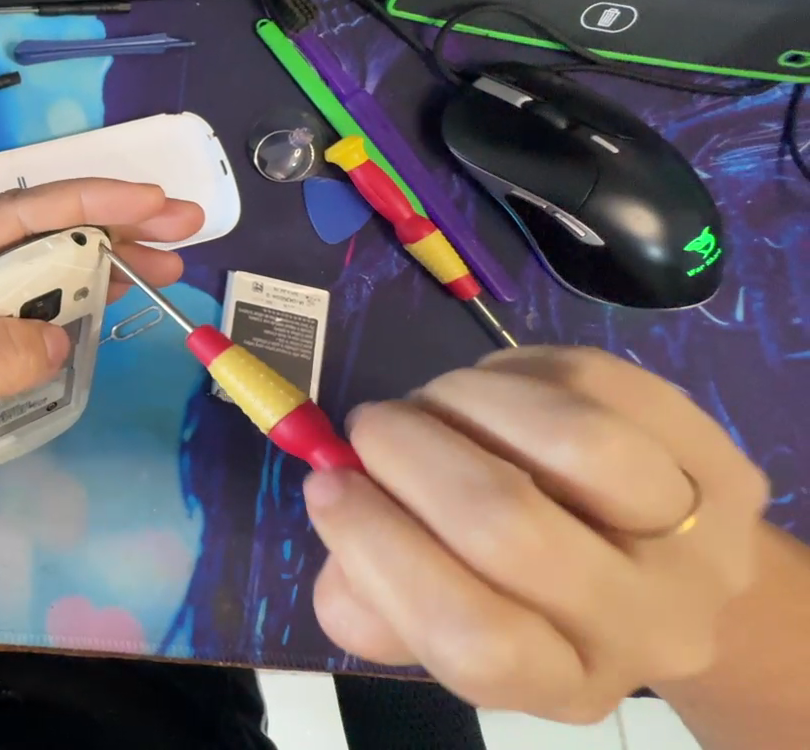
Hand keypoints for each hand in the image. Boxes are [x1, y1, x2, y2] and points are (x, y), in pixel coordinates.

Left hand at [0, 180, 203, 515]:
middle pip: (32, 234)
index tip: (153, 202)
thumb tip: (59, 334)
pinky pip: (21, 305)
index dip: (88, 202)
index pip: (15, 216)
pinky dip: (67, 301)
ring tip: (163, 268)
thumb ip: (3, 352)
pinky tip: (106, 300)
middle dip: (107, 227)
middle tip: (183, 232)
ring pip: (33, 268)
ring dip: (95, 264)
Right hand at [306, 347, 770, 722]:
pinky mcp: (719, 467)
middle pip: (505, 525)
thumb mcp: (411, 605)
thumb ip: (358, 586)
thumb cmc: (488, 576)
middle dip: (399, 449)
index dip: (375, 545)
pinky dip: (511, 369)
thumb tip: (333, 507)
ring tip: (432, 403)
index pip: (470, 638)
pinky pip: (598, 387)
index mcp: (555, 678)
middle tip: (367, 426)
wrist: (629, 559)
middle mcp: (642, 630)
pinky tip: (492, 393)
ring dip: (461, 399)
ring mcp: (699, 548)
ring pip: (574, 443)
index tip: (326, 485)